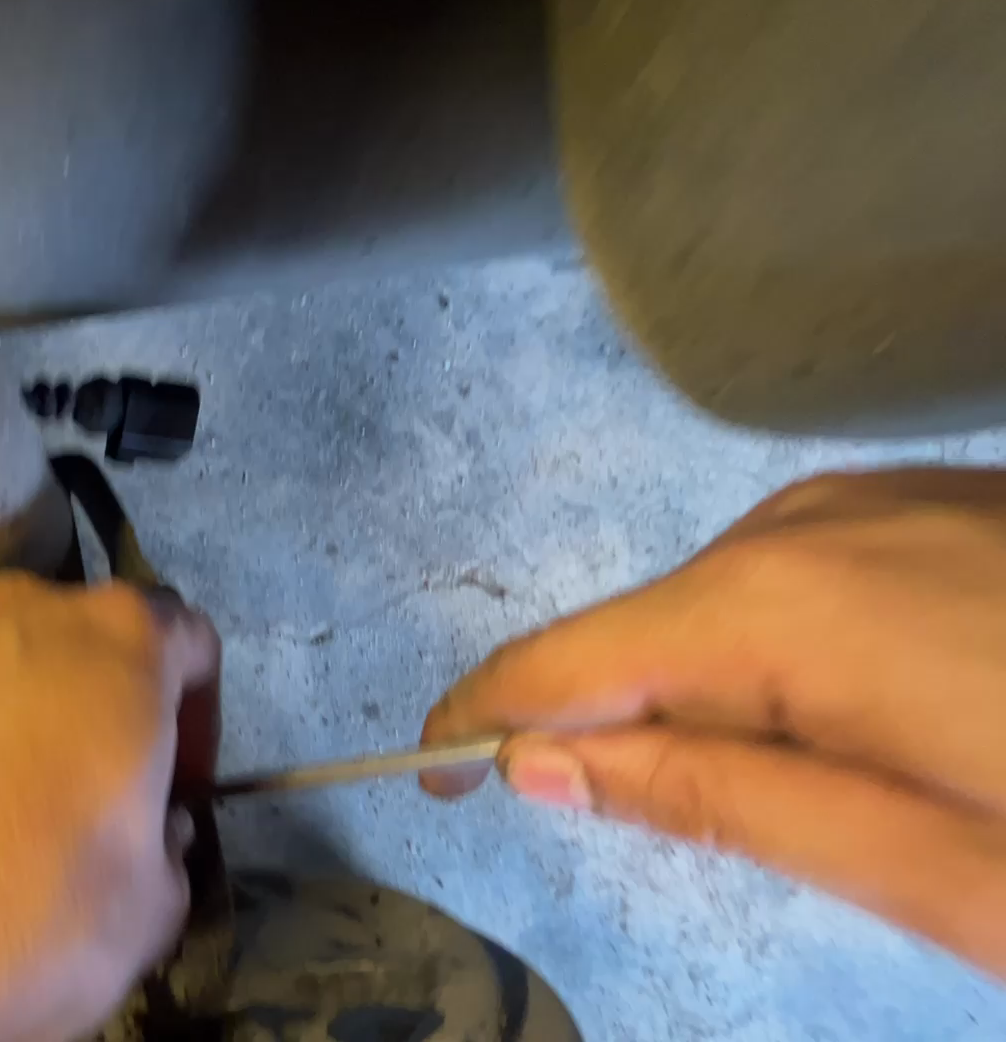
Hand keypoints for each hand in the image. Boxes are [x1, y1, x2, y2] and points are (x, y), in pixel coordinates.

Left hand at [0, 576, 218, 1041]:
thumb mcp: (147, 910)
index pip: (191, 638)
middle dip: (112, 706)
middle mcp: (34, 604)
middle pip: (97, 639)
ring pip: (17, 652)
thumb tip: (151, 835)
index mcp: (123, 640)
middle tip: (94, 794)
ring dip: (33, 706)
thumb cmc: (23, 901)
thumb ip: (169, 852)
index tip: (176, 786)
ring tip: (3, 796)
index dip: (200, 713)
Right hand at [420, 468, 1005, 977]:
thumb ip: (719, 800)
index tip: (432, 778)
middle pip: (631, 639)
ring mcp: (866, 500)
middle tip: (671, 822)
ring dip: (704, 698)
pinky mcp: (922, 504)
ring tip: (826, 781)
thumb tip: (535, 765)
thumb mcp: (960, 884)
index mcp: (779, 603)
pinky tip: (882, 711)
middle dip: (613, 727)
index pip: (555, 664)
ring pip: (706, 613)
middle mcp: (795, 523)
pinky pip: (782, 586)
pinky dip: (774, 659)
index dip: (475, 720)